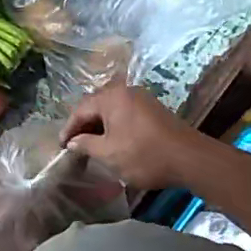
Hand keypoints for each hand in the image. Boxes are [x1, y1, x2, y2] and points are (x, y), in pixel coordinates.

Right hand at [63, 84, 206, 190]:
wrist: (188, 158)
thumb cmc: (143, 155)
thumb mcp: (108, 153)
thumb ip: (86, 144)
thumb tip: (73, 141)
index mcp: (112, 97)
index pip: (81, 109)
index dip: (69, 129)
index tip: (61, 146)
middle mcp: (126, 91)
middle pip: (96, 106)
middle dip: (84, 126)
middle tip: (74, 146)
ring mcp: (142, 99)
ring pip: (112, 111)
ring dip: (99, 127)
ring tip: (90, 146)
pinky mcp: (153, 111)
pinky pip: (125, 115)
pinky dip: (114, 127)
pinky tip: (112, 142)